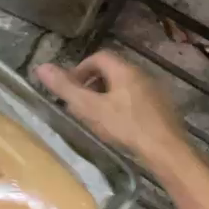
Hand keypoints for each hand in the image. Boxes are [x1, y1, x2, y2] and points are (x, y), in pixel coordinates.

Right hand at [35, 50, 192, 171]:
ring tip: (95, 117)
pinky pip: (136, 99)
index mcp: (125, 70)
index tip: (71, 88)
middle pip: (111, 70)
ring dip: (106, 96)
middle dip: (91, 84)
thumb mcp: (90, 108)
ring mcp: (155, 91)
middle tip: (80, 104)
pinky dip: (122, 106)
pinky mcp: (162, 108)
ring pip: (124, 86)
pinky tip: (118, 126)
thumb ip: (66, 88)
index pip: (98, 57)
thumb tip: (41, 67)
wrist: (167, 151)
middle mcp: (142, 74)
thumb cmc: (126, 127)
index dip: (80, 69)